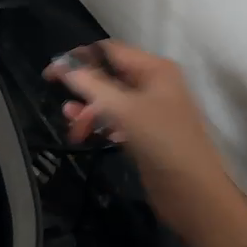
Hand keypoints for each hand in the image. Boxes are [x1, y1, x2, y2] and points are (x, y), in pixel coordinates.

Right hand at [46, 40, 246, 246]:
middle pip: (108, 76)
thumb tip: (62, 66)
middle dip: (84, 90)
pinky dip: (100, 124)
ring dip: (89, 110)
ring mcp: (151, 110)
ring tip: (73, 128)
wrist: (195, 195)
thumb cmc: (163, 142)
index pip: (110, 51)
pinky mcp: (146, 134)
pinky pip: (116, 120)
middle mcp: (153, 84)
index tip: (52, 74)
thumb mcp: (124, 109)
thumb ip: (91, 85)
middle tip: (62, 105)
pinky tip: (87, 135)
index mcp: (154, 69)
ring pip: (110, 100)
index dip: (80, 58)